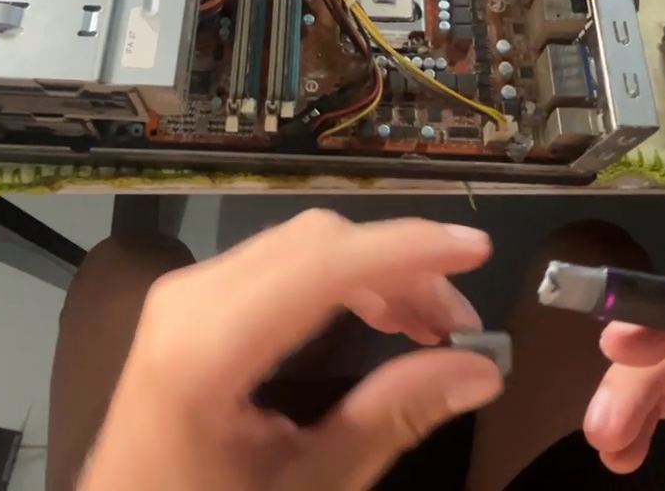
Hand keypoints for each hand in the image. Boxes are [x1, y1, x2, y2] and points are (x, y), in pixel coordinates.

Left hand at [78, 210, 504, 490]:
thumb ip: (389, 421)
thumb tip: (479, 370)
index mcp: (206, 348)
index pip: (322, 265)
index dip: (405, 249)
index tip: (475, 249)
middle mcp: (190, 296)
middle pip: (315, 242)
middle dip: (398, 264)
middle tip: (459, 321)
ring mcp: (185, 291)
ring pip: (300, 244)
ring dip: (371, 268)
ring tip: (428, 321)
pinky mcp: (190, 299)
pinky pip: (277, 262)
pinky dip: (335, 276)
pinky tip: (374, 311)